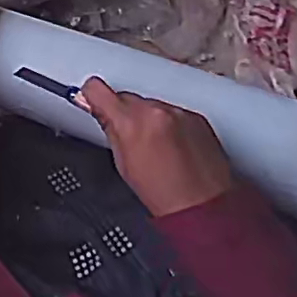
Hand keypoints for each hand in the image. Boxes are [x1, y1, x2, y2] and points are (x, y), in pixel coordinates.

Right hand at [75, 78, 233, 214]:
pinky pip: (172, 112)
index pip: (97, 88)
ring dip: (148, 119)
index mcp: (131, 121)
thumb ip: (108, 128)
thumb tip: (97, 109)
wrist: (205, 208)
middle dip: (124, 113)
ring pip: (150, 104)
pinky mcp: (197, 118)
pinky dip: (169, 124)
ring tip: (156, 148)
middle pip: (126, 97)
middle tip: (130, 138)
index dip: (91, 96)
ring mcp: (179, 113)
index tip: (92, 101)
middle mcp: (156, 111)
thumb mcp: (122, 163)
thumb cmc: (165, 193)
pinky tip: (173, 148)